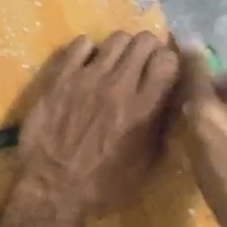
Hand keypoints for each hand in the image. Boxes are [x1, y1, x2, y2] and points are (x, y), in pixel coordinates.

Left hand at [16, 33, 181, 221]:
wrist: (52, 188)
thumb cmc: (104, 186)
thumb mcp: (147, 167)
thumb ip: (163, 129)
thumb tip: (174, 101)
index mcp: (144, 110)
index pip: (168, 60)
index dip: (168, 61)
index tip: (164, 70)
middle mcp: (119, 86)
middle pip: (144, 41)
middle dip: (148, 49)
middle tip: (141, 63)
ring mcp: (88, 77)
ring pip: (115, 39)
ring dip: (121, 48)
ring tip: (115, 63)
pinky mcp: (61, 76)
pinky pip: (81, 43)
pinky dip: (89, 50)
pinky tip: (87, 64)